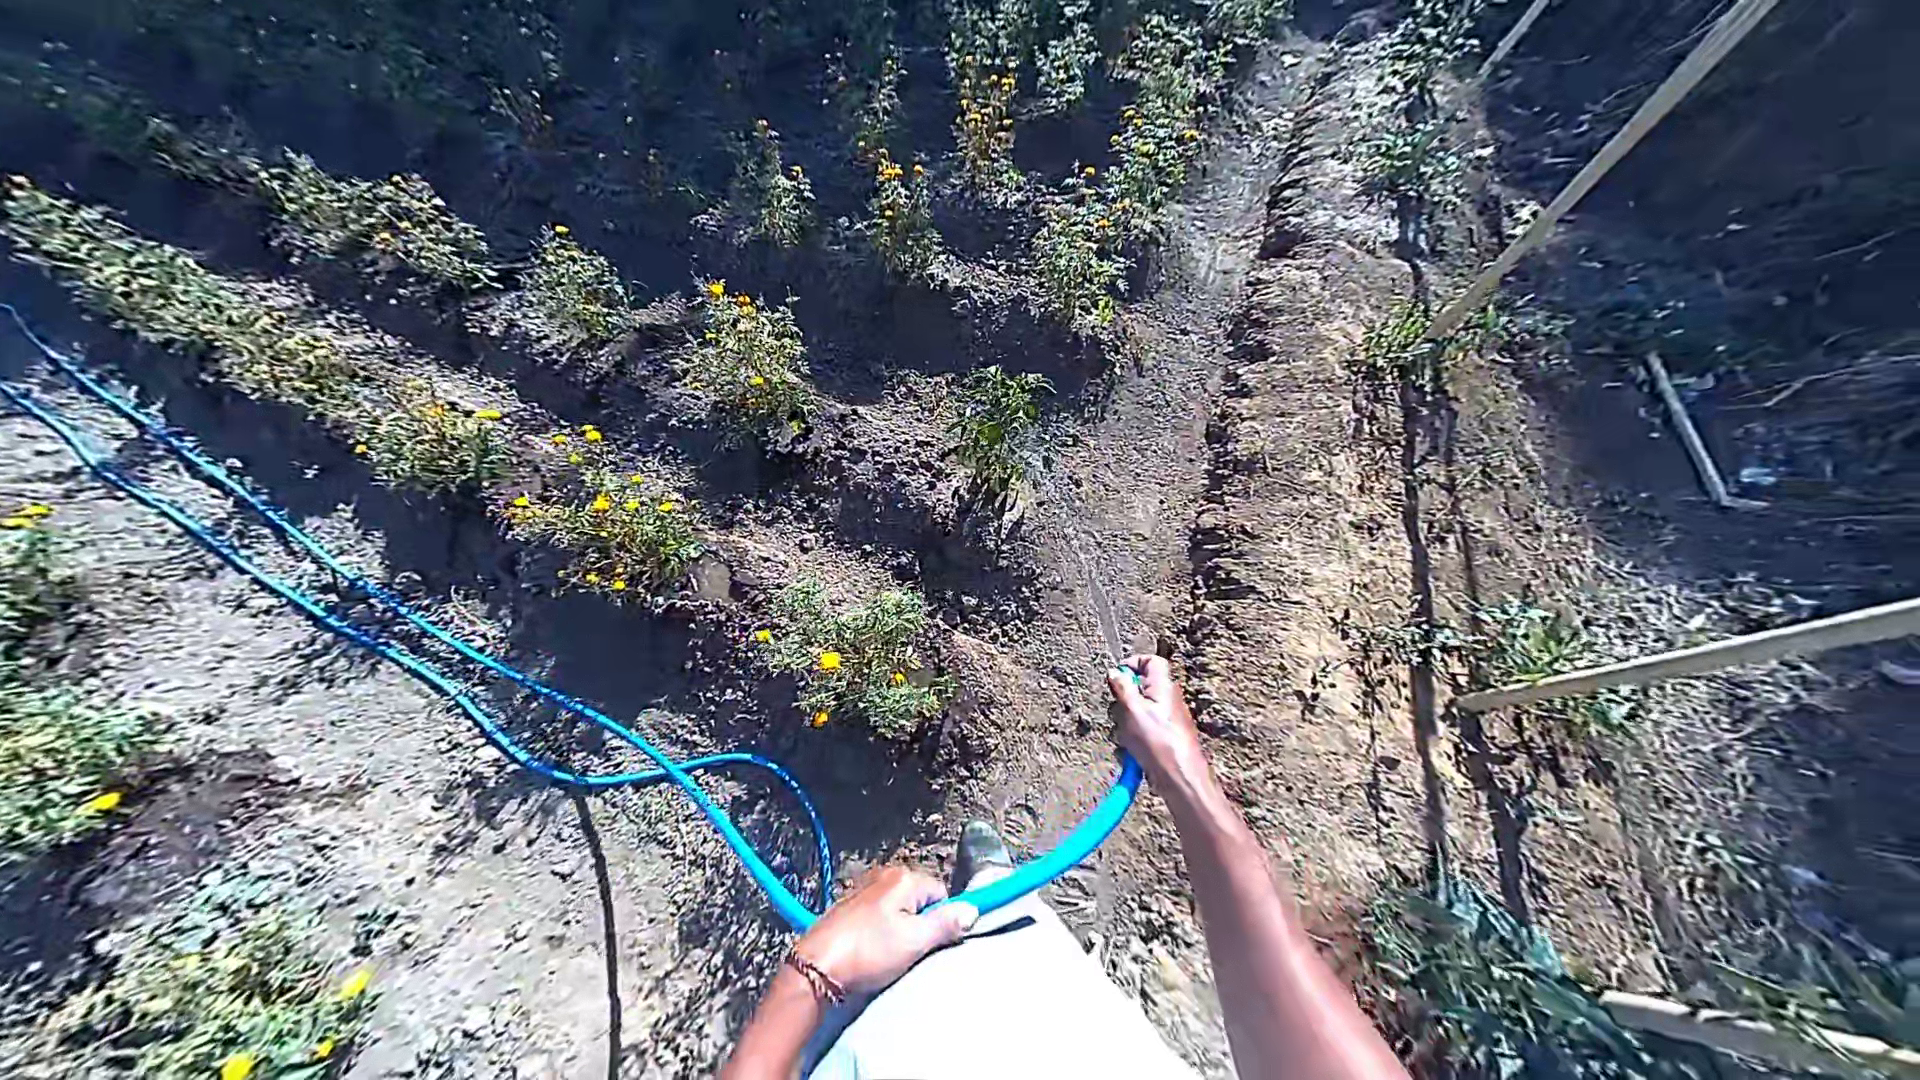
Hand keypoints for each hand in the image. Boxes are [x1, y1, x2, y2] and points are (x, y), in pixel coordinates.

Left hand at [794, 864, 977, 994]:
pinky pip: (880, 914)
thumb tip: (973, 910)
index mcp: (904, 878)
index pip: (941, 893)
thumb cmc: (867, 952)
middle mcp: (886, 875)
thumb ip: (946, 924)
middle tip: (909, 950)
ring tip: (888, 954)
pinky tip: (873, 951)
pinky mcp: (852, 905)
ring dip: (899, 928)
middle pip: (920, 899)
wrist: (818, 966)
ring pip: (899, 908)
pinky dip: (881, 930)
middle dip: (920, 924)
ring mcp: (867, 889)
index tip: (932, 942)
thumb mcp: (914, 942)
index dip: (941, 919)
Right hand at [1107, 654, 1209, 788]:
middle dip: (1123, 700)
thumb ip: (1122, 688)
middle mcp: (1166, 700)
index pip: (1152, 661)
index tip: (1117, 677)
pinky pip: (1139, 731)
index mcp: (1163, 687)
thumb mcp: (1133, 711)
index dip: (1133, 663)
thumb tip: (1114, 671)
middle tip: (1120, 712)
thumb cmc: (1159, 745)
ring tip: (1127, 737)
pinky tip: (1132, 752)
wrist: (1181, 780)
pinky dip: (1132, 739)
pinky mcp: (1161, 737)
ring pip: (1135, 711)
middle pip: (1138, 688)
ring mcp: (1164, 719)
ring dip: (1125, 723)